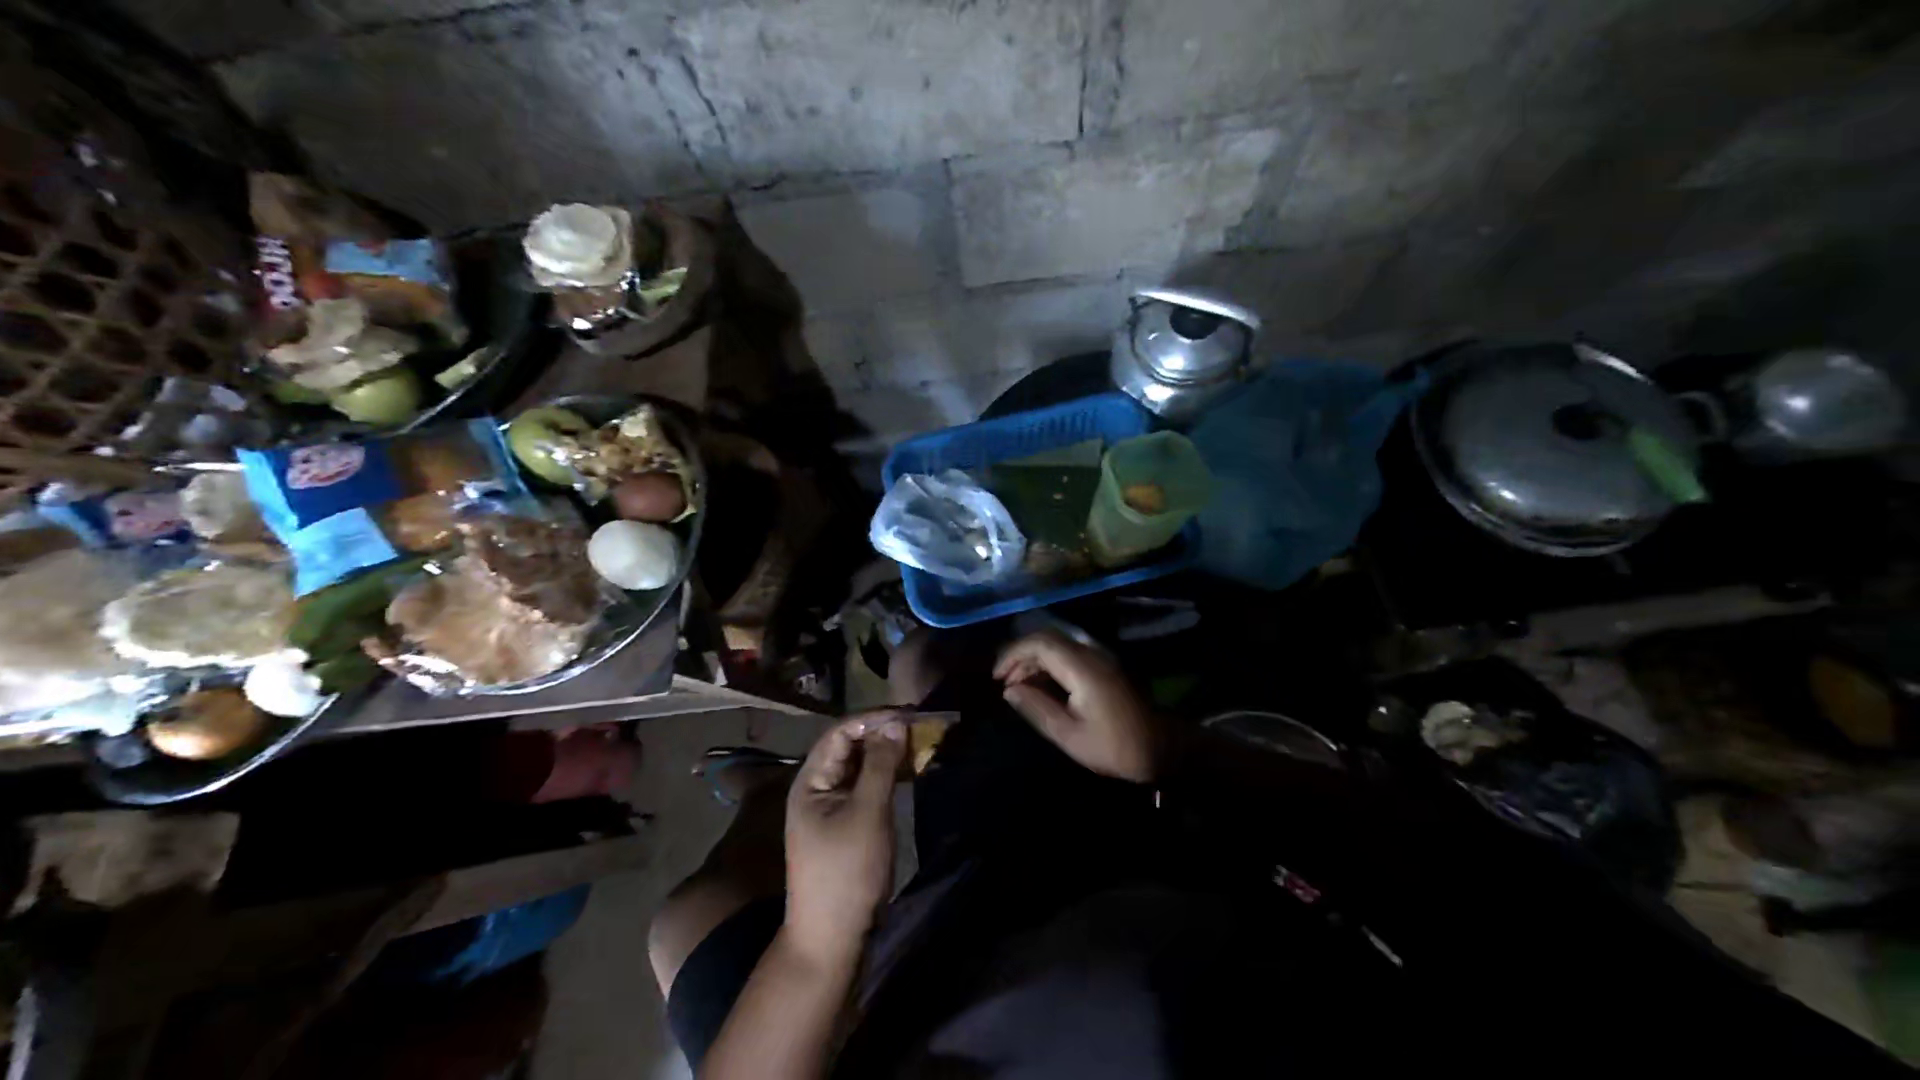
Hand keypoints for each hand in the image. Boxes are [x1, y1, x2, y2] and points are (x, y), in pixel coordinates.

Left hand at [783, 711, 907, 959]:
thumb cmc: (847, 873)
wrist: (832, 940)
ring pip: (861, 767)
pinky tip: (912, 772)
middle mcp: (817, 788)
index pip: (840, 733)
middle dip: (884, 733)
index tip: (911, 714)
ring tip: (922, 744)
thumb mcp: (867, 814)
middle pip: (850, 747)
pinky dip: (889, 776)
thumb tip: (895, 723)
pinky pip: (868, 787)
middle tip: (922, 725)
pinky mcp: (847, 824)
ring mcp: (832, 807)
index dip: (874, 719)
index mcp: (810, 781)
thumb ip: (880, 765)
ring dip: (889, 753)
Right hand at [994, 631, 1159, 782]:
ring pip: (1058, 644)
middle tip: (1004, 682)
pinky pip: (1070, 653)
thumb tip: (1010, 690)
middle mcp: (1091, 653)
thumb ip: (1036, 708)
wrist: (1162, 747)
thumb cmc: (1114, 746)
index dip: (1012, 654)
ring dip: (1035, 660)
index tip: (997, 677)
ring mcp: (1101, 657)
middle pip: (1047, 638)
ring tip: (1018, 686)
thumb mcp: (1069, 735)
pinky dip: (1050, 664)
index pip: (1039, 643)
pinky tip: (1041, 685)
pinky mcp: (1105, 666)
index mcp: (1081, 667)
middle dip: (1020, 655)